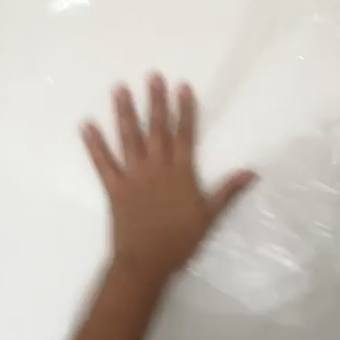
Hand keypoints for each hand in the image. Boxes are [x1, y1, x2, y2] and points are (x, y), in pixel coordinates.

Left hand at [82, 74, 256, 289]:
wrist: (145, 264)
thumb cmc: (180, 241)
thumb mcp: (209, 216)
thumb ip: (228, 191)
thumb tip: (252, 172)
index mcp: (181, 172)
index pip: (184, 134)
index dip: (184, 109)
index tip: (183, 86)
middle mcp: (156, 167)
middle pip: (157, 128)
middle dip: (156, 101)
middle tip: (153, 76)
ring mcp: (133, 176)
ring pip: (129, 138)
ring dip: (124, 112)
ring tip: (120, 88)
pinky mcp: (113, 187)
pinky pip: (102, 162)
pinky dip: (93, 144)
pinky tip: (86, 125)